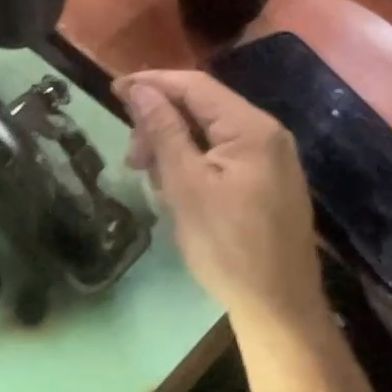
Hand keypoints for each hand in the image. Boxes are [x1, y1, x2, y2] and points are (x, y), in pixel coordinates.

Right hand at [117, 70, 324, 326]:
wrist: (278, 308)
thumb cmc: (228, 245)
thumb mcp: (186, 185)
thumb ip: (163, 131)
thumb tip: (139, 89)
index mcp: (251, 128)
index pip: (195, 85)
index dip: (151, 83)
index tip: (113, 91)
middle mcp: (266, 134)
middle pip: (202, 107)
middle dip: (160, 122)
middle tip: (132, 157)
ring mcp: (270, 159)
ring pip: (209, 132)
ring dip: (173, 145)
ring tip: (151, 178)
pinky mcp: (267, 182)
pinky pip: (221, 155)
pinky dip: (192, 161)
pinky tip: (175, 188)